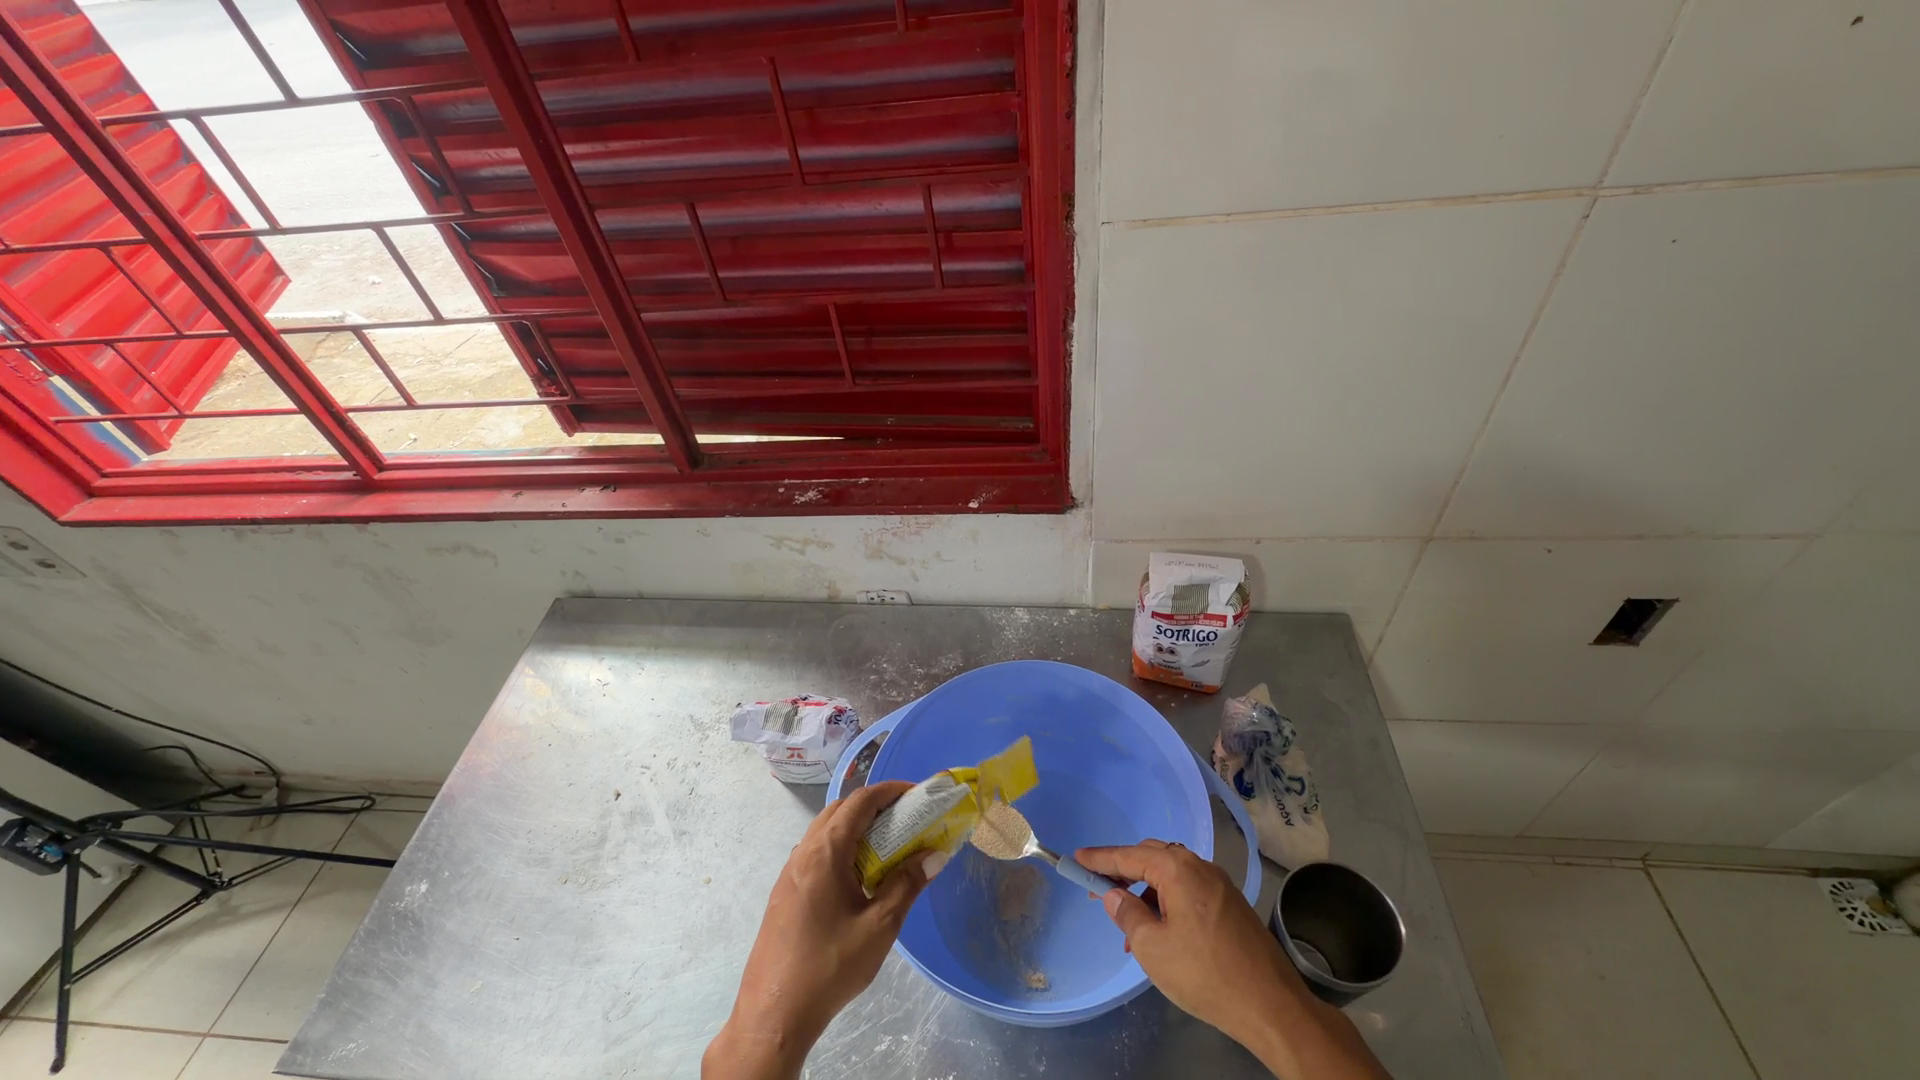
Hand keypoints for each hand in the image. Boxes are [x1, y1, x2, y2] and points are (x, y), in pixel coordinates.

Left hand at [704, 781, 942, 1078]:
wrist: (774, 1013)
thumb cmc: (830, 966)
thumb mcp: (879, 927)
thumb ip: (907, 885)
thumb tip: (934, 854)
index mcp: (824, 853)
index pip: (859, 801)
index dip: (890, 791)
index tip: (919, 795)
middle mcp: (803, 853)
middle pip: (840, 810)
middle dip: (875, 806)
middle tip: (907, 819)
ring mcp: (790, 873)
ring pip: (826, 832)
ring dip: (857, 828)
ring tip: (889, 847)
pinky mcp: (785, 893)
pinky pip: (816, 854)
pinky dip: (842, 849)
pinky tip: (860, 878)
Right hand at [1076, 841, 1388, 1079]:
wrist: (1270, 1005)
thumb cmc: (1204, 973)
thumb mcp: (1152, 947)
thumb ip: (1128, 914)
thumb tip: (1114, 895)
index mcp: (1179, 870)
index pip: (1130, 856)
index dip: (1101, 858)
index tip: (1077, 858)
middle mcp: (1200, 867)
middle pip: (1152, 857)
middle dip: (1123, 870)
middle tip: (1098, 888)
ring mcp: (1220, 885)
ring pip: (1172, 875)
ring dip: (1146, 891)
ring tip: (1129, 924)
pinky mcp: (1231, 905)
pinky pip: (1188, 890)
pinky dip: (1167, 901)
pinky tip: (1160, 932)